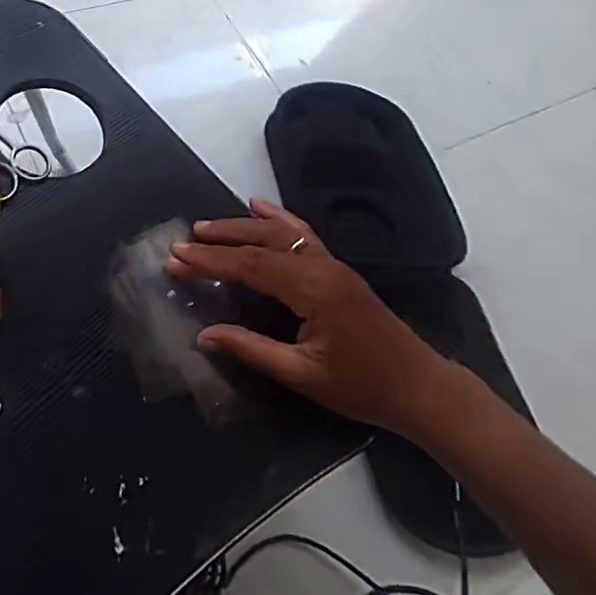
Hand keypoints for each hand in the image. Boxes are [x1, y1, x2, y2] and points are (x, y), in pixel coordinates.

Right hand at [166, 198, 463, 435]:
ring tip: (208, 226)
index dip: (211, 261)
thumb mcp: (301, 374)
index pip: (252, 265)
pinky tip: (260, 207)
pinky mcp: (339, 271)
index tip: (177, 258)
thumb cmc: (361, 386)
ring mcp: (334, 265)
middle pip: (264, 242)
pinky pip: (304, 235)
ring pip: (283, 233)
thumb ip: (252, 349)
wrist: (419, 387)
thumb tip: (206, 334)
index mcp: (314, 290)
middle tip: (184, 241)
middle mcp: (323, 267)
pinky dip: (279, 218)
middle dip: (221, 240)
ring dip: (243, 226)